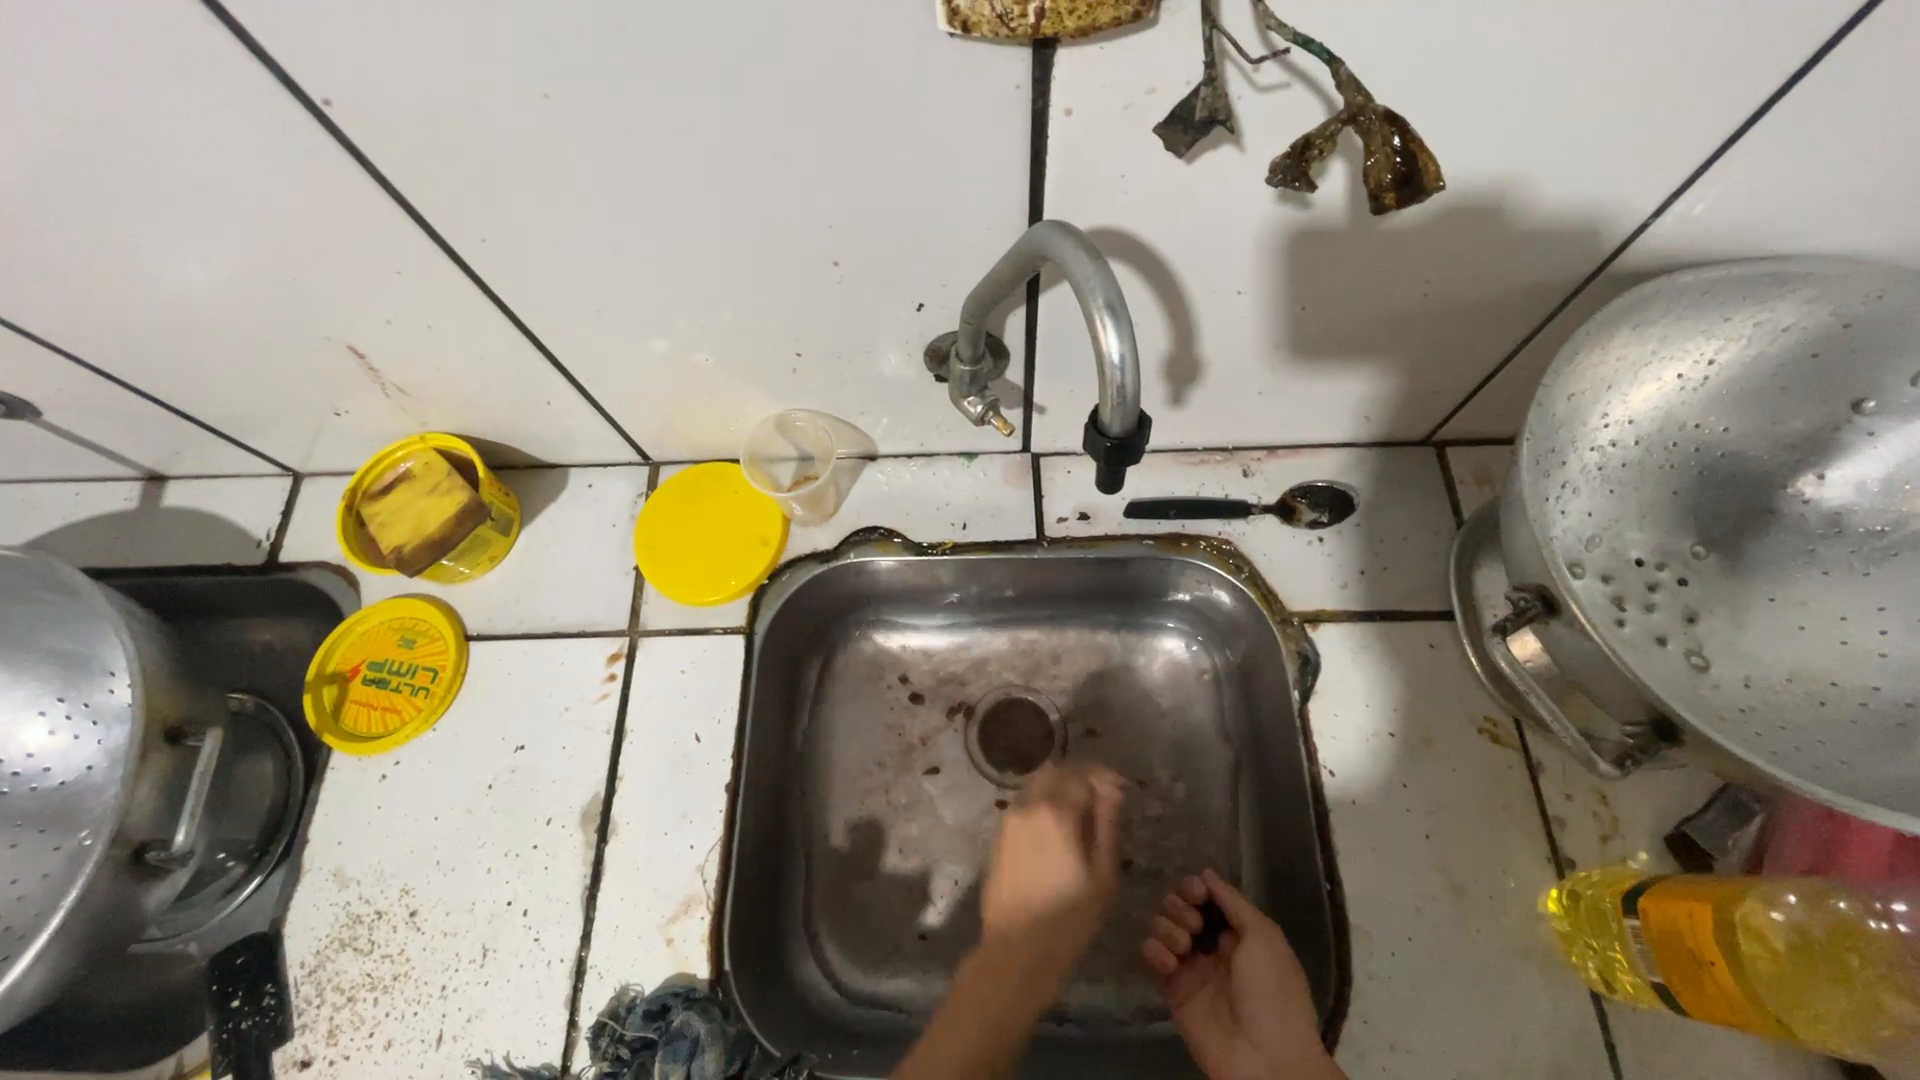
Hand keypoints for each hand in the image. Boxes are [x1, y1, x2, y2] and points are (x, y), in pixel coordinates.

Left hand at [979, 762, 1126, 968]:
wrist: (1016, 949)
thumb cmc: (1069, 918)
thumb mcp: (1103, 875)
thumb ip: (1107, 825)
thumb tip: (1112, 792)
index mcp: (1055, 812)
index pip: (1082, 774)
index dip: (1104, 777)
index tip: (1120, 790)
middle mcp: (1027, 806)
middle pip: (1056, 772)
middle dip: (1081, 777)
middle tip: (1103, 797)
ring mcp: (1008, 821)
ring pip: (1037, 786)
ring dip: (1061, 789)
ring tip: (1084, 814)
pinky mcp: (998, 836)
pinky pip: (1025, 806)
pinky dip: (1044, 805)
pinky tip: (1059, 830)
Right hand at [1142, 870, 1341, 1079]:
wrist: (1266, 1058)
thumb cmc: (1274, 993)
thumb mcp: (1264, 937)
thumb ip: (1233, 902)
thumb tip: (1206, 873)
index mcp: (1238, 933)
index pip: (1207, 897)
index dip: (1195, 888)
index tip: (1195, 891)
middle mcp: (1212, 946)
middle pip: (1181, 907)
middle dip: (1180, 905)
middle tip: (1193, 924)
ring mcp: (1191, 968)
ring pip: (1163, 927)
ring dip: (1168, 926)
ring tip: (1183, 946)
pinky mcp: (1172, 990)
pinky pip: (1152, 957)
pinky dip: (1154, 951)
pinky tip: (1168, 962)